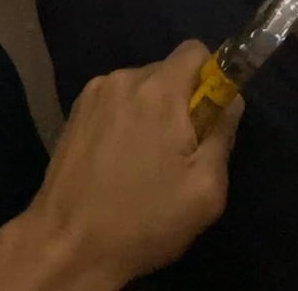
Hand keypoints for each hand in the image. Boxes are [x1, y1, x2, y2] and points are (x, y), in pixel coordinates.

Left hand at [26, 39, 243, 285]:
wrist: (67, 246)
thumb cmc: (143, 220)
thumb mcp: (204, 189)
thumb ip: (223, 134)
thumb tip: (230, 99)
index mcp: (160, 90)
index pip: (196, 50)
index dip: (211, 77)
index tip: (208, 116)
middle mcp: (126, 78)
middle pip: (168, 71)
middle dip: (180, 102)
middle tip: (178, 152)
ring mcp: (96, 91)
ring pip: (141, 87)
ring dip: (151, 112)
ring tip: (144, 162)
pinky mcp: (76, 109)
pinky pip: (116, 100)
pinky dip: (125, 119)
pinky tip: (117, 160)